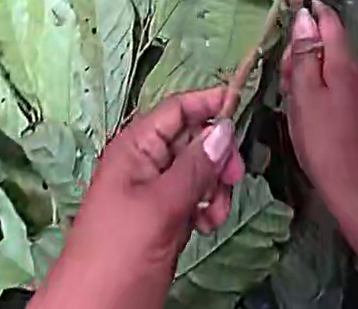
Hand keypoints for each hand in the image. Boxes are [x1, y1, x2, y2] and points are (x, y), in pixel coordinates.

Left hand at [41, 88, 244, 305]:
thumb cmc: (116, 255)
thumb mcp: (159, 207)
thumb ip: (194, 167)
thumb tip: (225, 128)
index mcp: (137, 147)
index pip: (178, 109)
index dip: (209, 102)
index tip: (241, 102)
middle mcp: (147, 162)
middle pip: (194, 138)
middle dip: (217, 155)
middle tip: (234, 177)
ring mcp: (156, 193)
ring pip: (200, 169)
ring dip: (215, 186)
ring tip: (214, 214)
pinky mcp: (164, 220)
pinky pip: (197, 198)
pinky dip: (208, 208)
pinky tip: (206, 225)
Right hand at [280, 0, 357, 209]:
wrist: (353, 187)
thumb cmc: (323, 138)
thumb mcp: (305, 93)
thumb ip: (303, 53)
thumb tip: (303, 16)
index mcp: (343, 60)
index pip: (329, 20)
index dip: (310, 9)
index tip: (288, 8)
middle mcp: (352, 67)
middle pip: (324, 41)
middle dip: (300, 48)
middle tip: (284, 75)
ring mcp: (354, 86)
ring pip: (323, 62)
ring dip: (302, 70)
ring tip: (289, 95)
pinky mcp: (350, 104)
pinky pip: (327, 80)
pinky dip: (310, 86)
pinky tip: (300, 107)